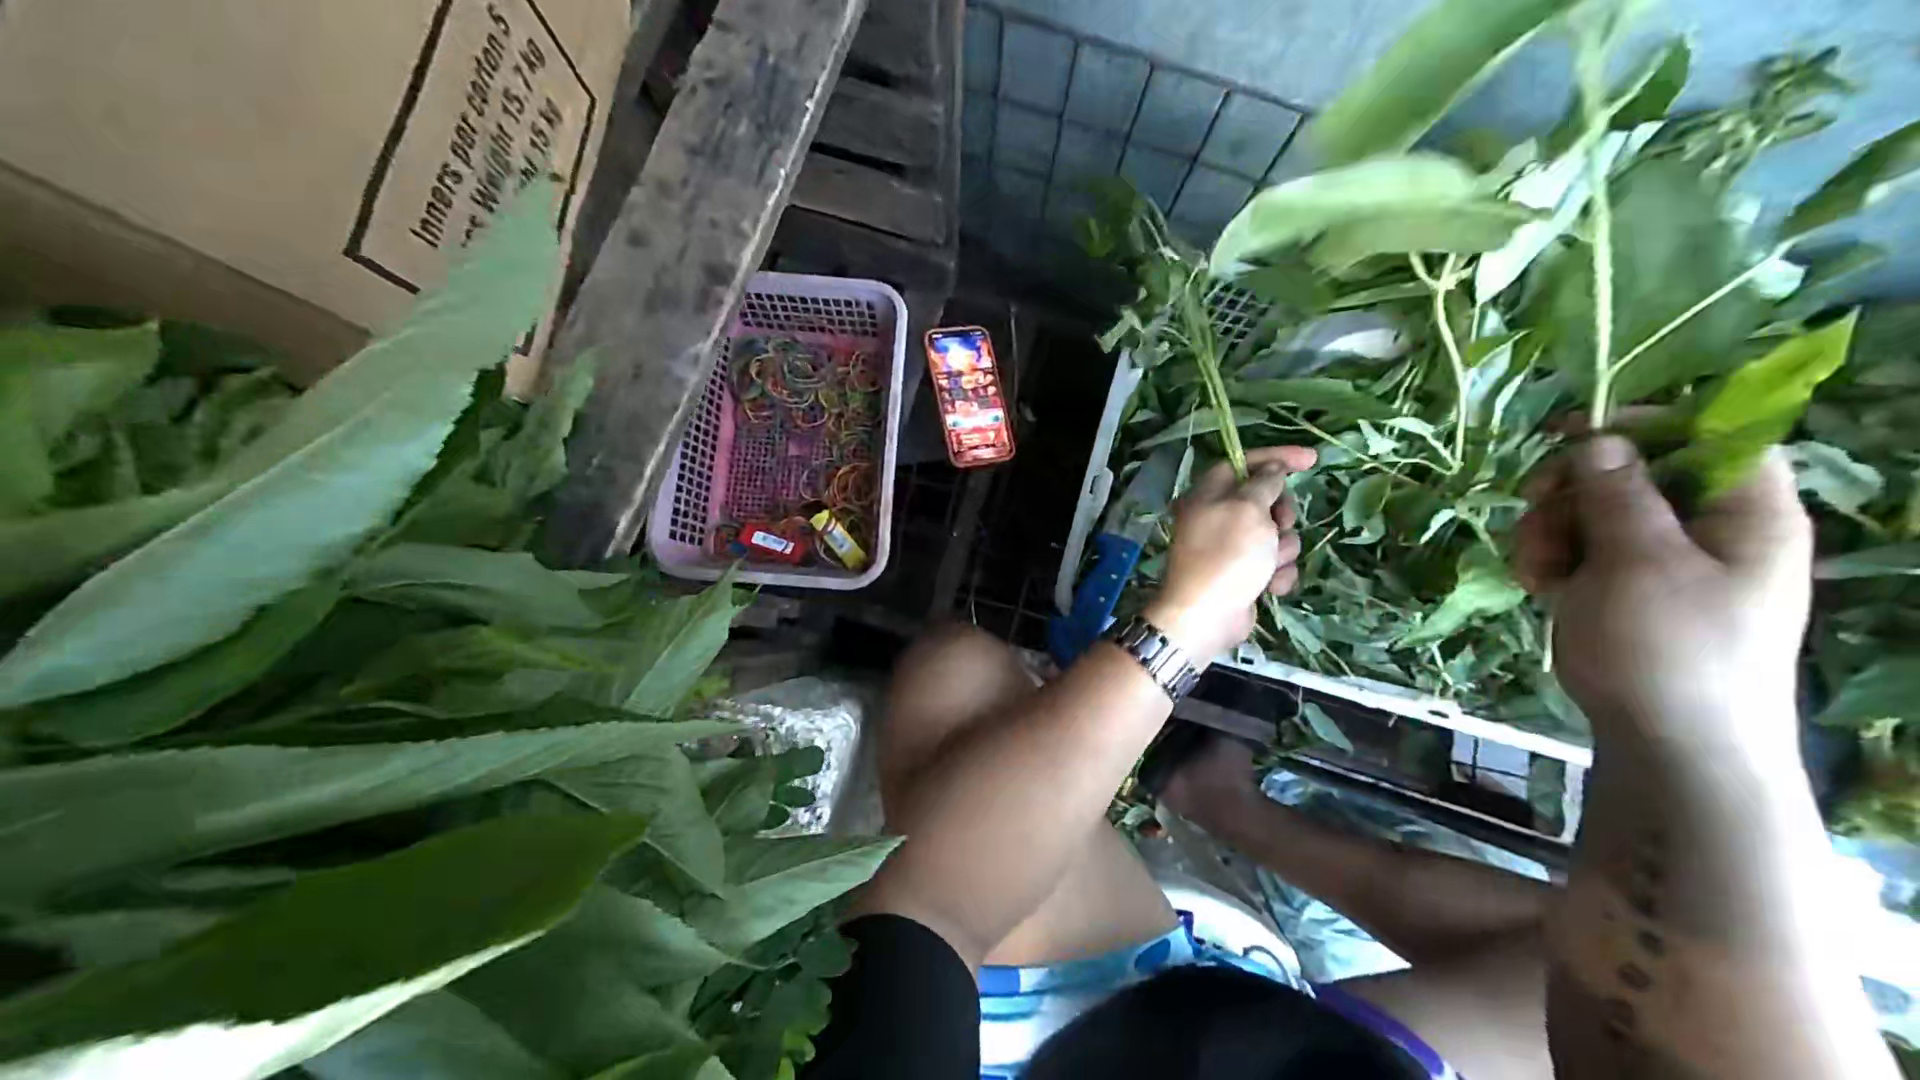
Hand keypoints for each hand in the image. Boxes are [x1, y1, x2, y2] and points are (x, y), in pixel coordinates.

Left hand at [1145, 446, 1316, 658]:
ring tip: (1268, 566)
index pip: (1244, 462)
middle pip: (1266, 500)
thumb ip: (1264, 483)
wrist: (1206, 616)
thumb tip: (1271, 469)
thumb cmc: (1226, 555)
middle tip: (1280, 525)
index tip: (1312, 459)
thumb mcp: (1248, 509)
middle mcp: (1218, 516)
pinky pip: (1275, 564)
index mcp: (1208, 493)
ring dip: (1281, 551)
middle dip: (1282, 514)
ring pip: (1277, 535)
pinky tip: (1268, 587)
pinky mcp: (1244, 574)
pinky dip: (1276, 574)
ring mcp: (1231, 547)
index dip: (1278, 457)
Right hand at [1514, 436, 1812, 759]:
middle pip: (1633, 473)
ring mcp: (1659, 560)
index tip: (1572, 433)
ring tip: (1532, 566)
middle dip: (1572, 489)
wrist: (1664, 738)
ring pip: (1591, 512)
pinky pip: (1577, 548)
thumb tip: (1602, 440)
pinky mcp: (1619, 586)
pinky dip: (1549, 558)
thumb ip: (1621, 495)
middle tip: (1533, 508)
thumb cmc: (1666, 648)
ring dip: (1548, 529)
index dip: (1647, 425)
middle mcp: (1705, 529)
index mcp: (1743, 514)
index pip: (1712, 436)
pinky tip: (1535, 583)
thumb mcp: (1640, 563)